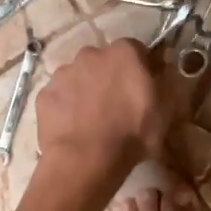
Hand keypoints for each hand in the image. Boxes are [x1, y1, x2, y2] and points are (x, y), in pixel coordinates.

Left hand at [35, 39, 179, 181]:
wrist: (85, 160)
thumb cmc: (132, 133)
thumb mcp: (166, 110)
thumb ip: (166, 80)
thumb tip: (163, 65)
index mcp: (123, 53)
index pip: (136, 50)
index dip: (141, 68)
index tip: (143, 88)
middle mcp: (90, 54)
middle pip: (104, 61)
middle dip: (110, 77)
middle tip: (117, 106)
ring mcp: (63, 73)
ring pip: (79, 77)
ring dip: (86, 91)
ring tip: (93, 120)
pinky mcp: (45, 94)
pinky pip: (60, 96)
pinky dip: (66, 107)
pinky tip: (74, 127)